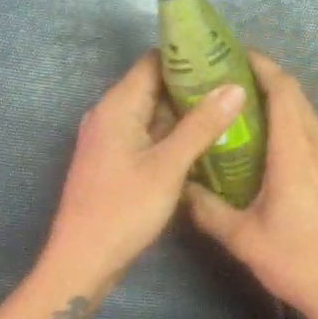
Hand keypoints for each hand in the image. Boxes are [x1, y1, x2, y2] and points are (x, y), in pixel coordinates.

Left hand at [38, 52, 247, 292]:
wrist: (82, 262)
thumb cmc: (123, 211)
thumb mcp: (168, 167)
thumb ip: (201, 126)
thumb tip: (235, 87)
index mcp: (117, 106)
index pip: (154, 61)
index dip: (188, 56)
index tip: (225, 58)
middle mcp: (109, 114)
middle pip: (154, 85)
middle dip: (193, 85)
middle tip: (236, 86)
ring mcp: (109, 139)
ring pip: (152, 113)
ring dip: (185, 112)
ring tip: (229, 109)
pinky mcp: (114, 161)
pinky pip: (147, 135)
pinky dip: (173, 134)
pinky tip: (205, 142)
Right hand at [185, 53, 317, 318]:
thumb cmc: (298, 263)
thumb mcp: (243, 240)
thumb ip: (207, 210)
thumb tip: (181, 188)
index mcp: (297, 152)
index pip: (284, 90)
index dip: (262, 66)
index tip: (237, 56)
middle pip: (297, 100)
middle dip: (267, 86)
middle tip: (232, 90)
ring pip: (311, 122)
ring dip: (284, 114)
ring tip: (251, 125)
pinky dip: (300, 137)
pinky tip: (282, 162)